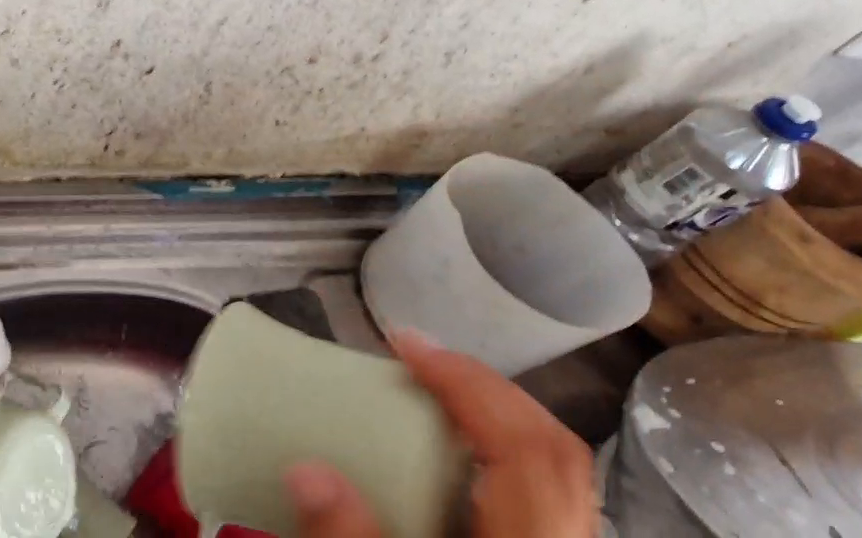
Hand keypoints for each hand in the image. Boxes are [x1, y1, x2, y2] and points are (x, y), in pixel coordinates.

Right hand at [285, 332, 596, 537]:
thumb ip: (351, 536)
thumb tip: (304, 470)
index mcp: (531, 537)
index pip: (522, 445)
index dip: (467, 383)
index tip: (405, 343)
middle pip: (552, 446)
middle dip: (484, 386)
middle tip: (419, 357)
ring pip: (557, 469)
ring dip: (497, 415)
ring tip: (435, 391)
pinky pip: (545, 493)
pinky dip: (502, 454)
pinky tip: (456, 457)